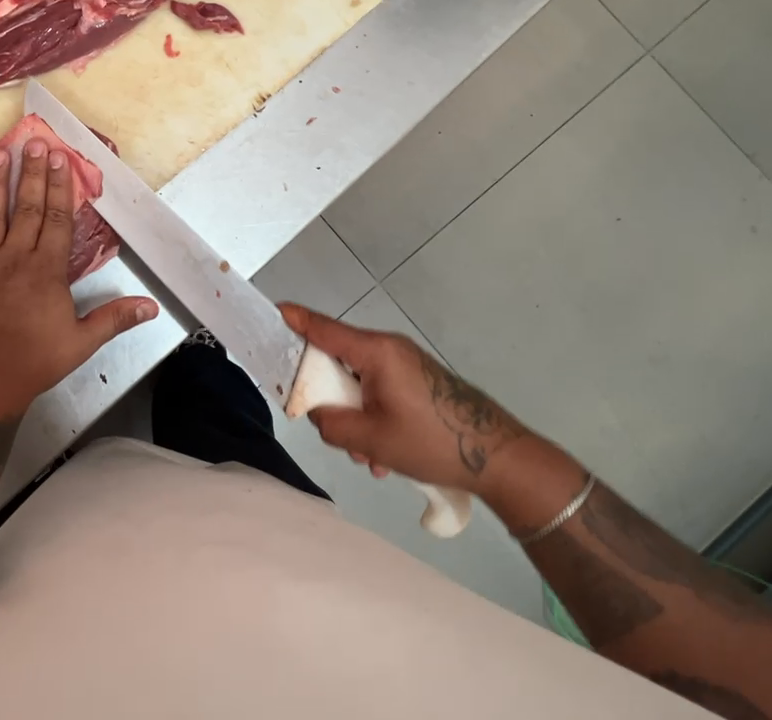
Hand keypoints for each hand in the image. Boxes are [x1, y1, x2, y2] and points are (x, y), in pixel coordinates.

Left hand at [0, 138, 156, 424]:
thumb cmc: (33, 363)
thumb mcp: (81, 343)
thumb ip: (114, 319)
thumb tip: (152, 307)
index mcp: (47, 270)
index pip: (58, 218)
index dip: (60, 185)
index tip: (59, 157)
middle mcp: (15, 257)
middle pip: (27, 208)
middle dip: (32, 174)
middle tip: (33, 142)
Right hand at [281, 304, 531, 494]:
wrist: (501, 459)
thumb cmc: (433, 443)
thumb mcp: (370, 439)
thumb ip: (329, 423)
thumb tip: (319, 413)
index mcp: (376, 352)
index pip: (323, 328)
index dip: (294, 320)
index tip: (270, 312)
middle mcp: (389, 349)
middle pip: (337, 362)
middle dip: (330, 399)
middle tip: (333, 432)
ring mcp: (405, 364)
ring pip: (358, 384)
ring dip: (355, 418)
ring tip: (370, 457)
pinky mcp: (417, 381)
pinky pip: (379, 392)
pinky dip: (374, 419)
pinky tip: (385, 456)